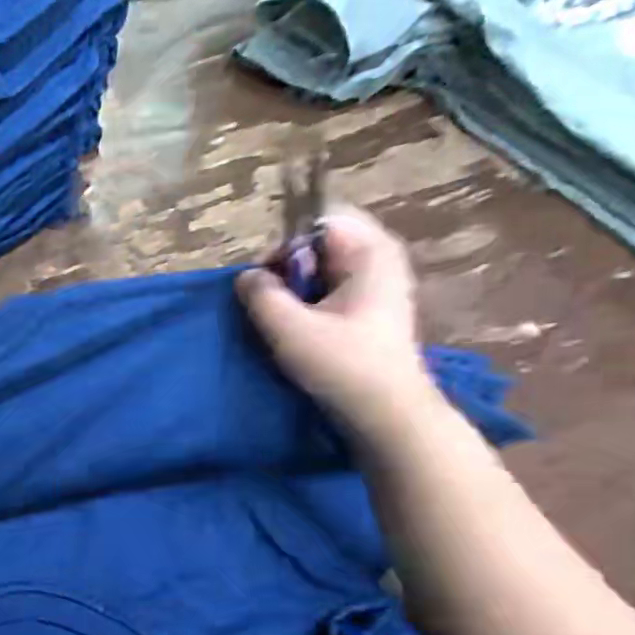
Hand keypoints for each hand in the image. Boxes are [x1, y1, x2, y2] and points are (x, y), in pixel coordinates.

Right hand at [236, 207, 435, 426]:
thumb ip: (260, 295)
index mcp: (370, 251)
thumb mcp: (289, 329)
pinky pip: (334, 290)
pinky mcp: (374, 312)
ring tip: (283, 320)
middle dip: (289, 268)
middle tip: (270, 301)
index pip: (318, 219)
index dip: (285, 244)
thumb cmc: (342, 366)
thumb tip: (246, 276)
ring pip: (326, 269)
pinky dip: (312, 304)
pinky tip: (301, 332)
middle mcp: (380, 259)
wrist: (387, 415)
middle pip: (322, 243)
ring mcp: (380, 286)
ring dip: (297, 289)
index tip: (266, 279)